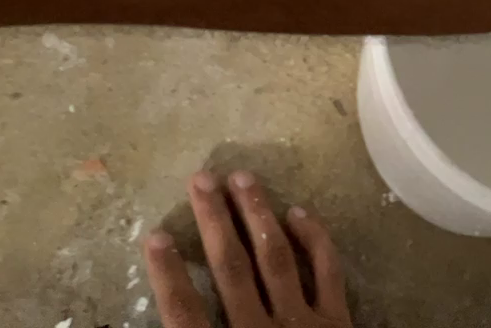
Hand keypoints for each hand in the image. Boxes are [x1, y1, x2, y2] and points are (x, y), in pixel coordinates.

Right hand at [144, 170, 350, 327]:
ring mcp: (303, 324)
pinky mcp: (337, 322)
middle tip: (201, 177)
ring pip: (276, 256)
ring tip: (243, 177)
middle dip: (213, 221)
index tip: (153, 235)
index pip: (184, 316)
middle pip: (231, 269)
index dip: (168, 276)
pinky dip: (314, 238)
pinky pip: (327, 270)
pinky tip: (299, 211)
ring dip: (258, 214)